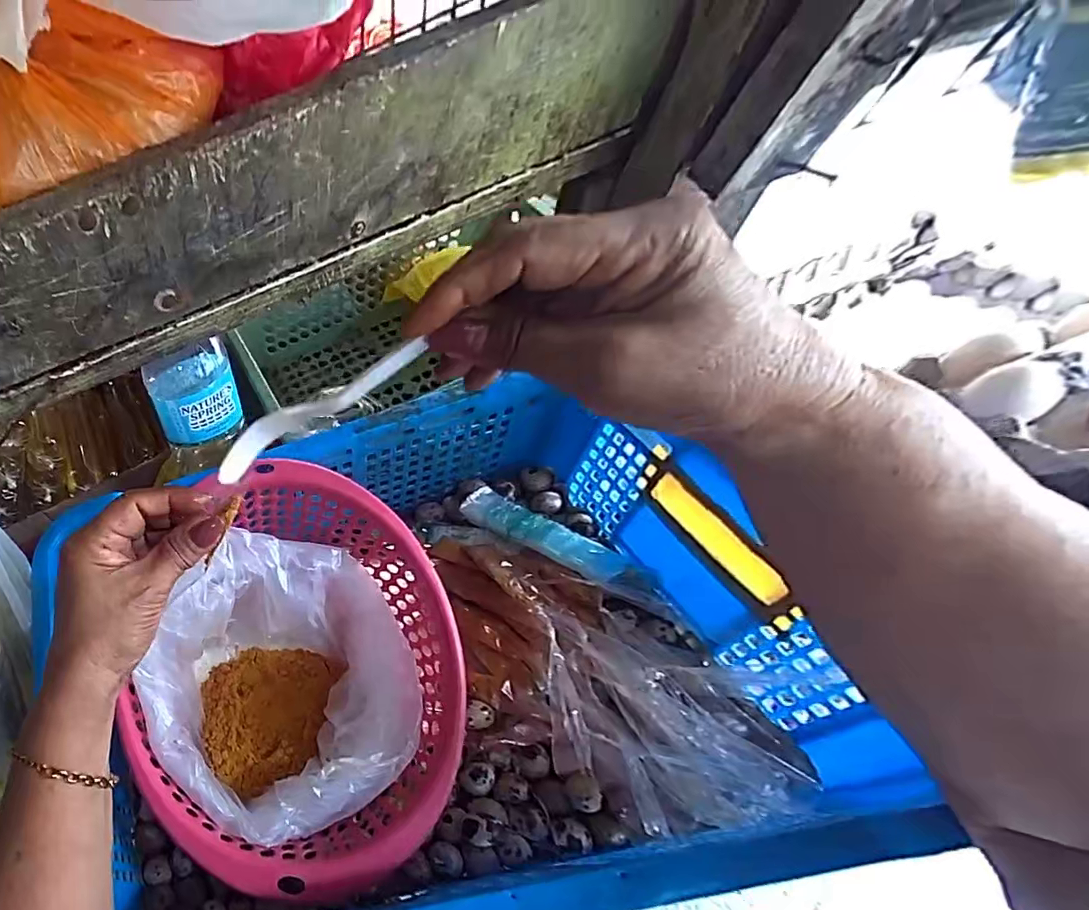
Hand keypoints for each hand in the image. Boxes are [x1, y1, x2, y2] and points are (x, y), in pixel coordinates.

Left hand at [47, 488, 229, 689]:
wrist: (86, 678)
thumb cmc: (110, 632)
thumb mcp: (149, 587)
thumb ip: (181, 550)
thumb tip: (216, 522)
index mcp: (92, 538)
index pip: (136, 503)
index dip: (175, 498)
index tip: (210, 503)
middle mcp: (94, 543)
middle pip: (141, 514)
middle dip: (179, 514)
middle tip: (216, 518)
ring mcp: (104, 561)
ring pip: (145, 533)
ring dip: (176, 532)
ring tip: (210, 532)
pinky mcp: (114, 578)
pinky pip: (143, 553)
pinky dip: (167, 550)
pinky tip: (191, 550)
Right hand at [401, 179, 863, 449]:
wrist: (767, 403)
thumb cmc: (703, 378)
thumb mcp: (602, 365)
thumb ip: (518, 345)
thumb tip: (444, 338)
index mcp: (639, 233)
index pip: (525, 247)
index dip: (460, 286)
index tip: (415, 330)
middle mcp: (619, 234)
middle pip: (515, 261)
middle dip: (465, 308)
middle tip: (429, 355)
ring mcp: (608, 264)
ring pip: (516, 287)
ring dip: (478, 329)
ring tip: (451, 373)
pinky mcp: (599, 293)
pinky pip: (533, 309)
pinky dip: (501, 341)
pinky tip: (480, 373)